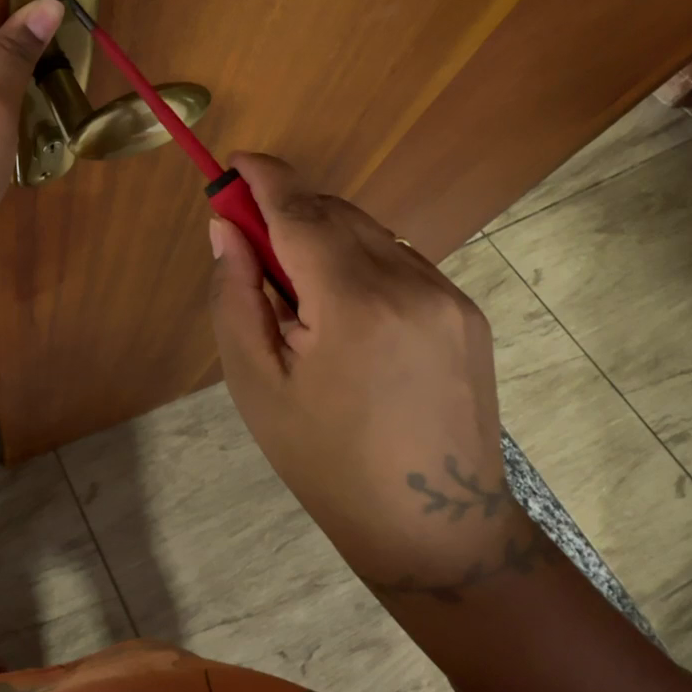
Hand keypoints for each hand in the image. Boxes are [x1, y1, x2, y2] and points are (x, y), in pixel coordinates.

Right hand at [207, 153, 518, 588]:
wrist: (435, 529)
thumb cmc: (325, 460)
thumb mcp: (256, 381)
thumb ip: (236, 293)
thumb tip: (227, 228)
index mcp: (355, 303)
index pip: (301, 210)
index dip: (263, 177)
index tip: (232, 162)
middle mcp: (411, 283)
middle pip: (335, 212)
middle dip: (287, 210)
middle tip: (248, 245)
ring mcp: (448, 295)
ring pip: (369, 233)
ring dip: (323, 237)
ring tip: (297, 295)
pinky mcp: (465, 312)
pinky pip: (399, 260)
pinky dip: (358, 262)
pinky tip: (343, 313)